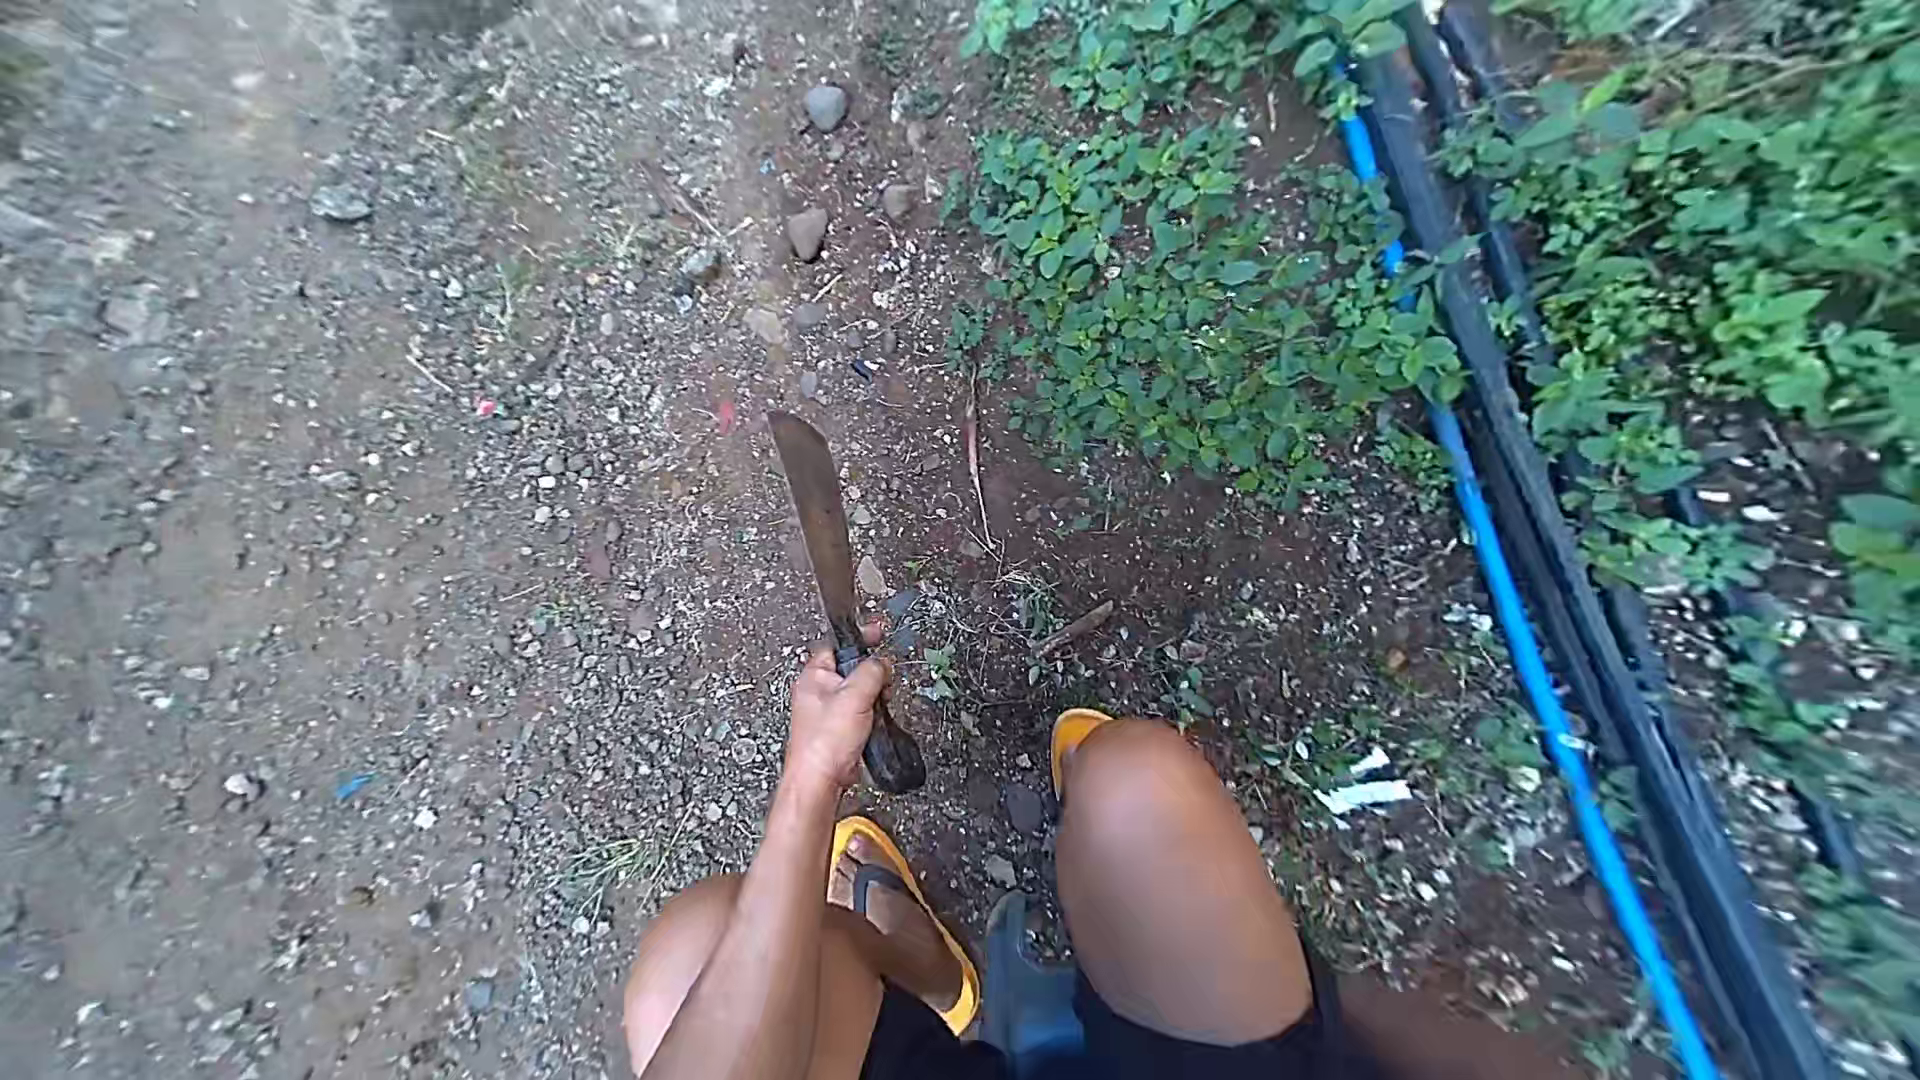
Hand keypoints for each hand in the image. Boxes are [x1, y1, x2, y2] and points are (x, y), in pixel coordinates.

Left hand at [786, 619, 890, 790]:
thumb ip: (872, 671)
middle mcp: (818, 691)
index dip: (858, 638)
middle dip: (872, 674)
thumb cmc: (824, 742)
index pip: (838, 645)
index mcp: (814, 676)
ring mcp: (828, 711)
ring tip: (877, 706)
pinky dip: (871, 714)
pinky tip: (874, 723)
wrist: (820, 780)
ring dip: (873, 696)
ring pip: (859, 691)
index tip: (877, 632)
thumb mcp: (855, 694)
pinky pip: (861, 711)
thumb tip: (882, 663)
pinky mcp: (838, 729)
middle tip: (882, 680)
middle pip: (852, 669)